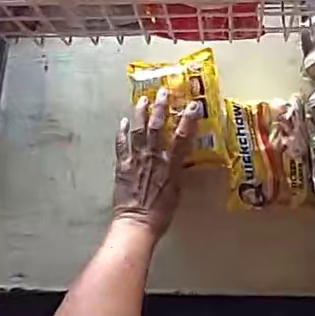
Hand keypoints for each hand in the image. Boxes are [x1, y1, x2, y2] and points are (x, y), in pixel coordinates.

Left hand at [113, 88, 200, 235]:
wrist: (137, 224)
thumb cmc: (161, 213)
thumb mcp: (177, 192)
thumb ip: (178, 172)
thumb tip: (182, 159)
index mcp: (170, 166)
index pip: (182, 138)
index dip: (188, 120)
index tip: (193, 105)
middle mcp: (153, 158)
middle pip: (156, 127)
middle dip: (160, 107)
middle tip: (163, 91)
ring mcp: (135, 160)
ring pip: (138, 131)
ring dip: (140, 113)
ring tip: (142, 99)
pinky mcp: (122, 166)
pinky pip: (121, 145)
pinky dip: (122, 132)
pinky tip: (123, 121)